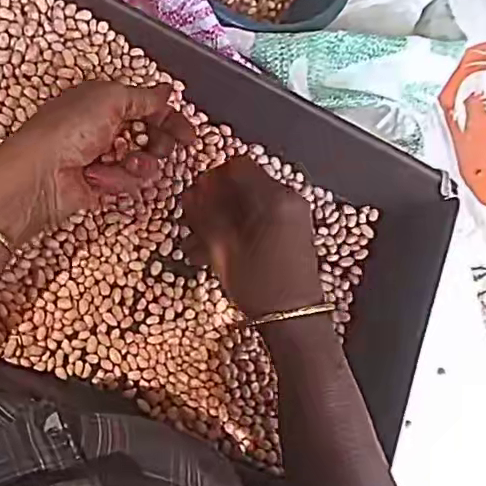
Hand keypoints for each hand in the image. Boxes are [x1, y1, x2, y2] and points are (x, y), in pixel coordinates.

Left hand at [0, 81, 189, 242]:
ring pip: (142, 163)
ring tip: (123, 164)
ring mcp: (102, 158)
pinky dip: (117, 181)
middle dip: (157, 144)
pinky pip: (126, 183)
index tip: (189, 136)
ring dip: (137, 164)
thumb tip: (166, 91)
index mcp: (103, 100)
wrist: (41, 175)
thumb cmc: (69, 129)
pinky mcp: (100, 184)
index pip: (146, 107)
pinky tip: (99, 178)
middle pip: (149, 137)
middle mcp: (103, 127)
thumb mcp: (112, 99)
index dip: (169, 119)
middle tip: (158, 148)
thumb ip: (144, 97)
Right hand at [181, 156, 320, 319]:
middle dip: (214, 202)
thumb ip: (204, 217)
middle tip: (192, 224)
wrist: (295, 319)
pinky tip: (219, 252)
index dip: (210, 179)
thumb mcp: (223, 251)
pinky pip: (260, 218)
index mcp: (273, 198)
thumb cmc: (259, 287)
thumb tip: (190, 195)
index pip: (237, 166)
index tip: (193, 199)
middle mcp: (288, 199)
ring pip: (249, 203)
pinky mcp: (292, 231)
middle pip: (243, 185)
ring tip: (200, 245)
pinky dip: (239, 228)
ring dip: (223, 218)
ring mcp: (293, 215)